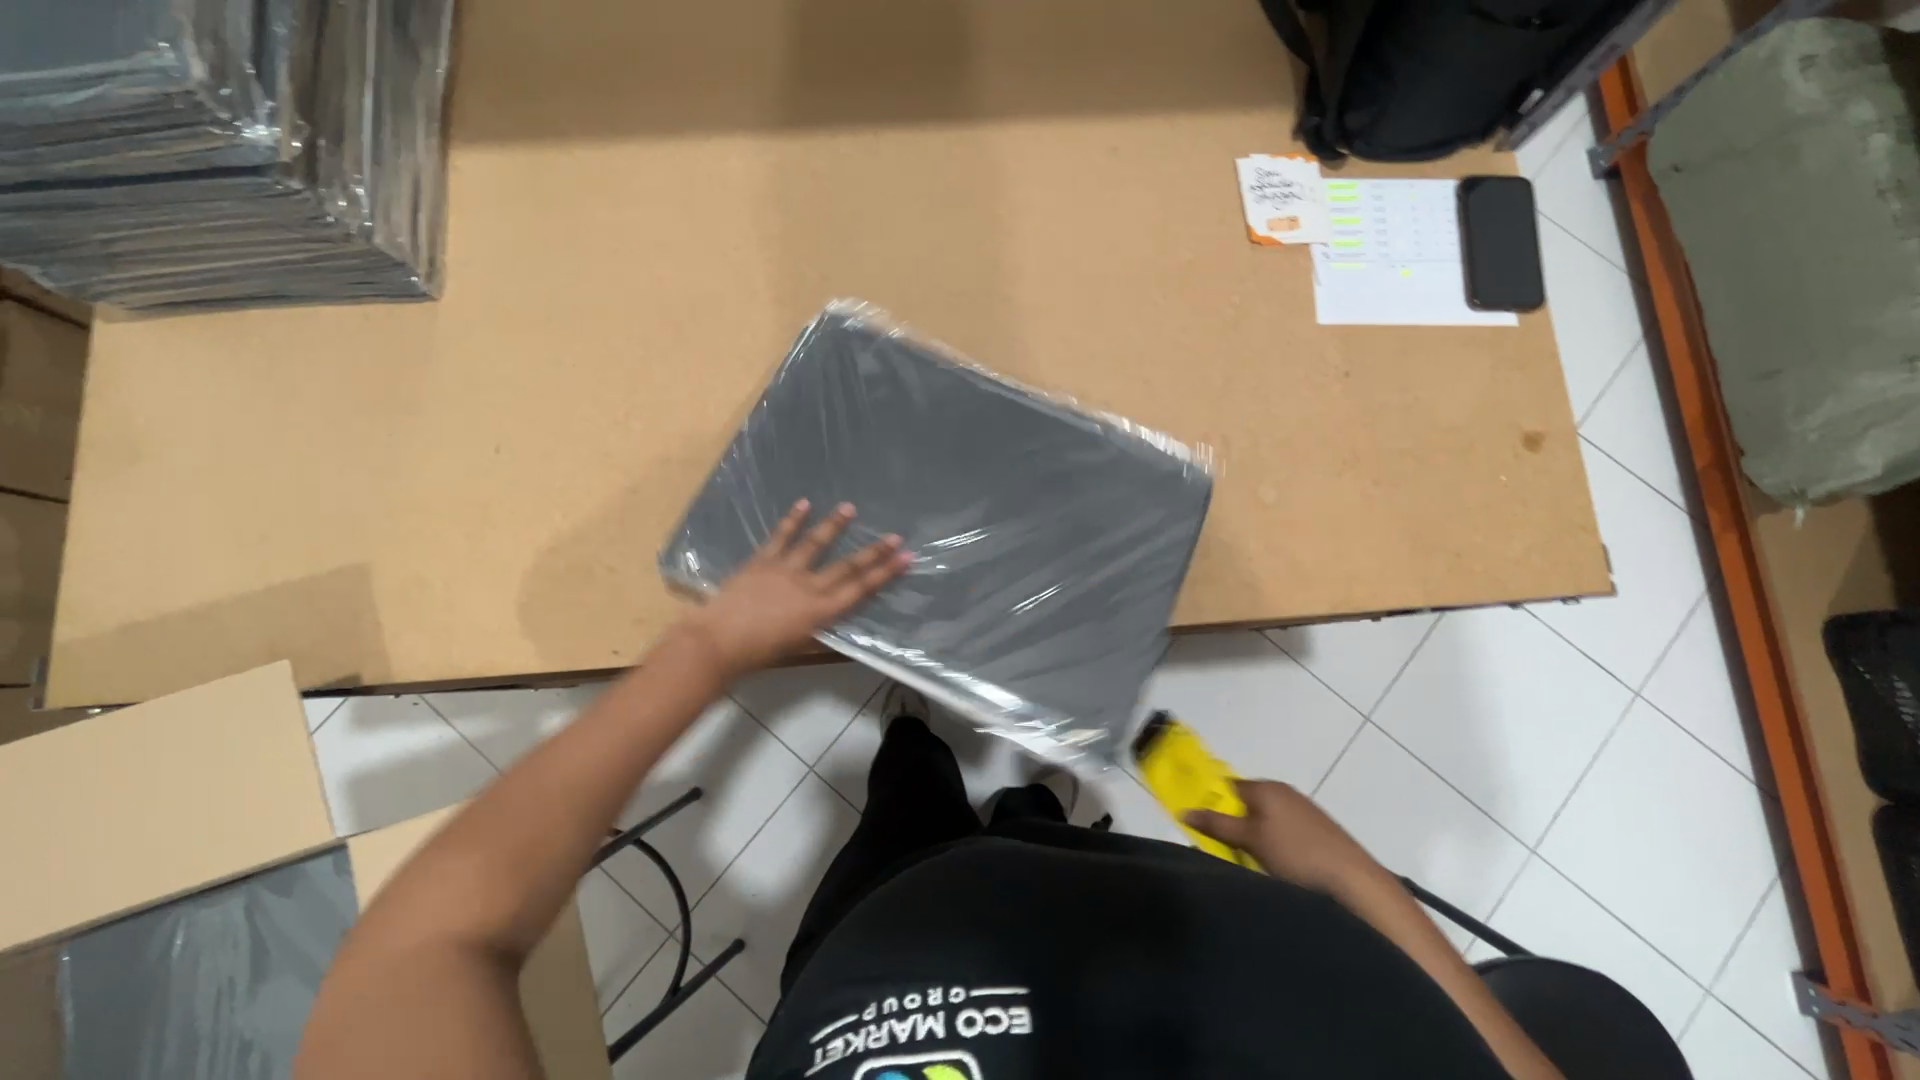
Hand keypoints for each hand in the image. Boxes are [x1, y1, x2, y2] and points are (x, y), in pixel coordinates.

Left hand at [677, 499, 910, 676]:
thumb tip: (832, 616)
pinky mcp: (762, 561)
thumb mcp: (798, 647)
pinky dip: (793, 520)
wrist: (719, 642)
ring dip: (834, 525)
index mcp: (821, 612)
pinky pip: (780, 537)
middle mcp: (809, 587)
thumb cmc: (760, 653)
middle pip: (847, 566)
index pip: (860, 588)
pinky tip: (804, 504)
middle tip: (894, 535)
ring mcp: (785, 570)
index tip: (905, 557)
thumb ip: (817, 629)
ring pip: (815, 543)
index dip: (885, 572)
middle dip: (873, 551)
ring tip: (849, 508)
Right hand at [1185, 779, 1384, 895]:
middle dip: (1231, 825)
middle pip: (1244, 803)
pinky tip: (1278, 868)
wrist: (1355, 882)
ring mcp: (1303, 810)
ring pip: (1264, 820)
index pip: (1225, 785)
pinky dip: (1273, 846)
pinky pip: (1282, 832)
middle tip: (1223, 851)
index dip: (1210, 803)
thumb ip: (1216, 824)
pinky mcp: (1318, 830)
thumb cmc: (1296, 854)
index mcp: (1265, 786)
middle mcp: (1284, 791)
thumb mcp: (1250, 840)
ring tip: (1251, 864)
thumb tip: (1183, 810)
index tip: (1201, 828)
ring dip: (1253, 839)